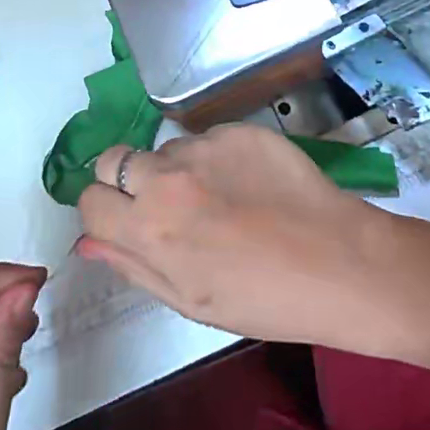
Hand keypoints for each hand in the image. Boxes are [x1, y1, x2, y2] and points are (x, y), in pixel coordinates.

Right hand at [76, 124, 393, 344]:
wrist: (341, 262)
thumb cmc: (264, 299)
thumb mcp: (189, 300)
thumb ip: (132, 265)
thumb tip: (88, 242)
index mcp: (149, 228)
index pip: (90, 200)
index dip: (105, 213)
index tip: (127, 222)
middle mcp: (167, 178)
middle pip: (113, 159)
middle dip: (128, 180)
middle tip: (166, 204)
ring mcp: (204, 147)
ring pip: (164, 149)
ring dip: (177, 169)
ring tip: (222, 197)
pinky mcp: (237, 129)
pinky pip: (206, 138)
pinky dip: (217, 157)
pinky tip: (250, 182)